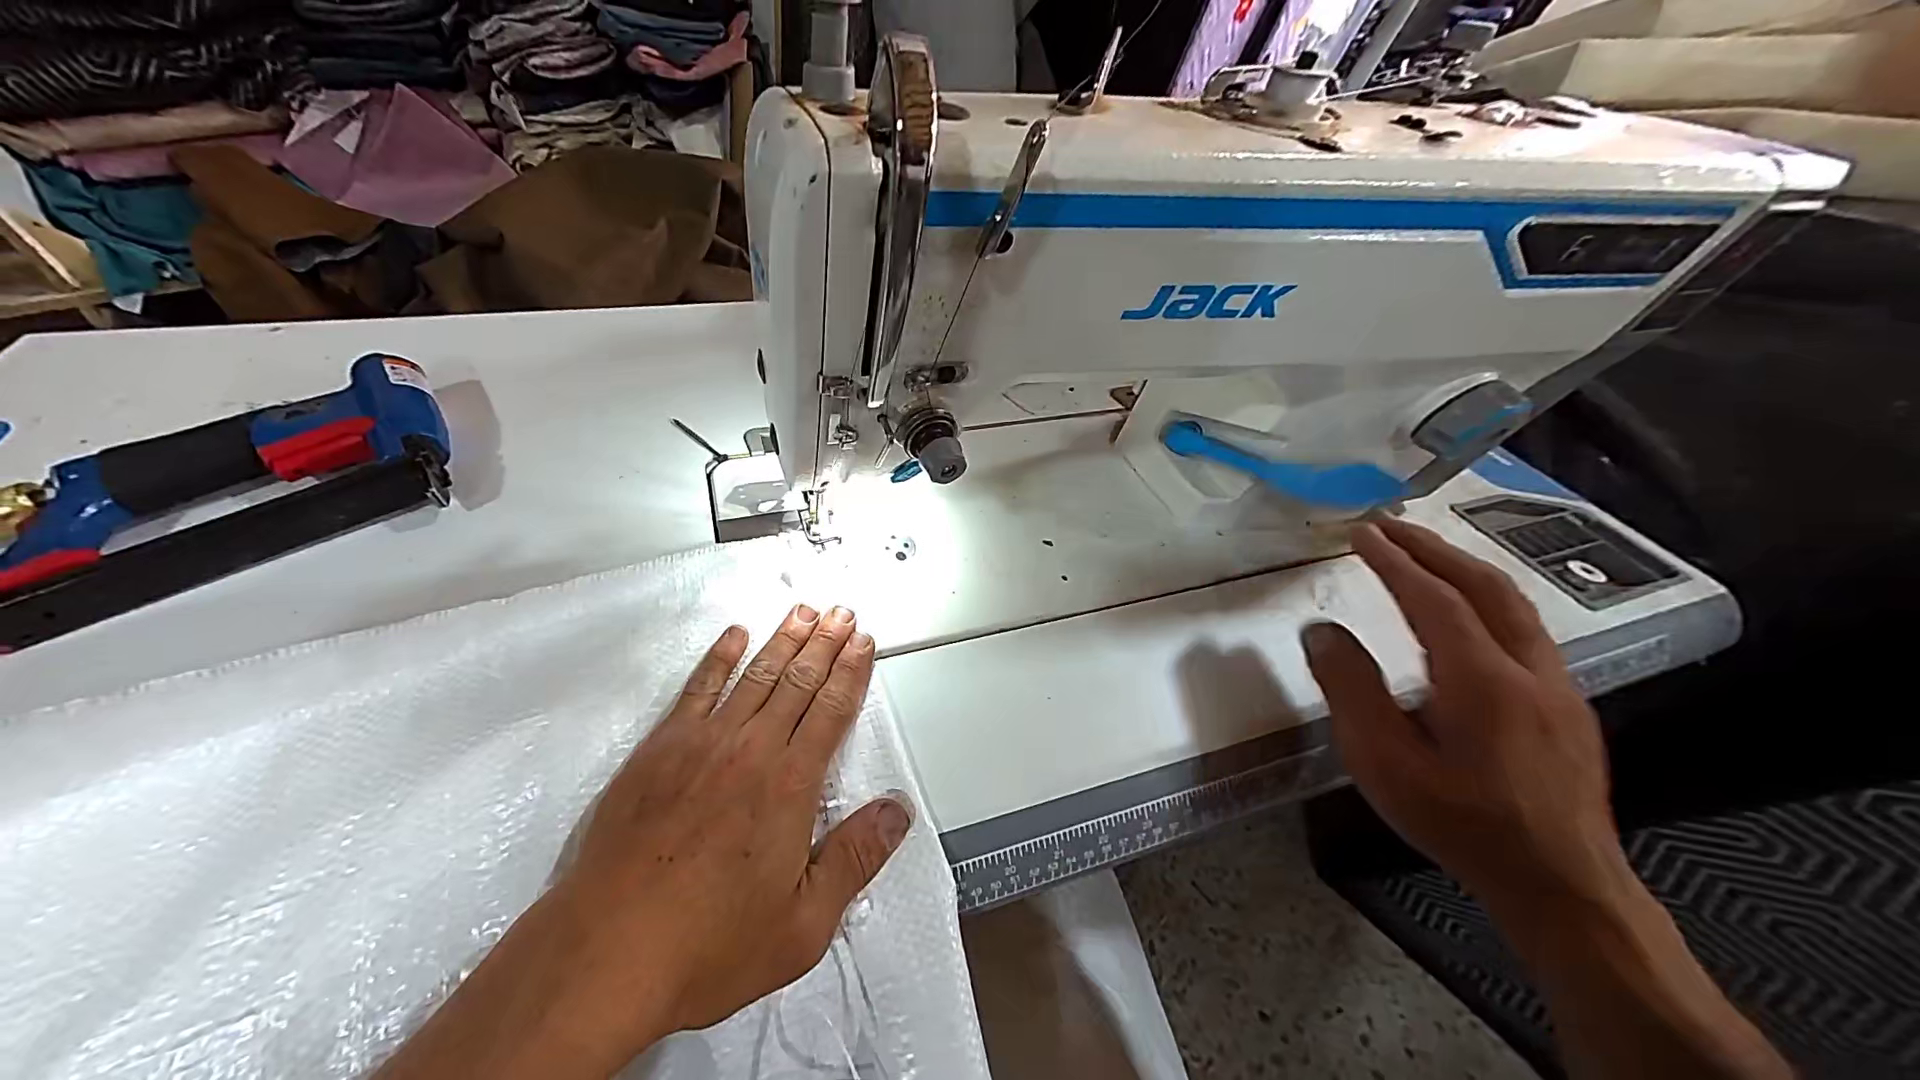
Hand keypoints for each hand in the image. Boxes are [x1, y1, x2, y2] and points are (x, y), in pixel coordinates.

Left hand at [377, 604, 912, 1079]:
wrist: (606, 953)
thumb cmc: (704, 944)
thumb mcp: (803, 923)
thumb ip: (855, 859)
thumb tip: (895, 814)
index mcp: (789, 787)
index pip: (831, 710)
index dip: (851, 672)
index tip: (862, 644)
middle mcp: (749, 753)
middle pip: (798, 682)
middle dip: (825, 643)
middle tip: (842, 614)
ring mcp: (700, 746)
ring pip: (754, 676)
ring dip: (783, 640)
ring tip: (803, 613)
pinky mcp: (658, 751)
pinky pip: (696, 689)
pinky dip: (718, 659)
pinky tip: (733, 638)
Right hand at [1305, 521, 1793, 1079]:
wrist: (1560, 883)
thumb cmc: (1459, 822)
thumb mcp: (1383, 761)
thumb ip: (1350, 690)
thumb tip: (1321, 631)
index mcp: (1482, 680)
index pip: (1435, 599)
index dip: (1396, 561)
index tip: (1363, 533)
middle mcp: (1529, 669)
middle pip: (1485, 586)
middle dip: (1433, 549)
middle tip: (1390, 526)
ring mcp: (1558, 685)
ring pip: (1514, 604)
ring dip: (1464, 568)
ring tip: (1423, 553)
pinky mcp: (1568, 705)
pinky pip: (1525, 628)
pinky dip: (1486, 598)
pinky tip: (1466, 610)